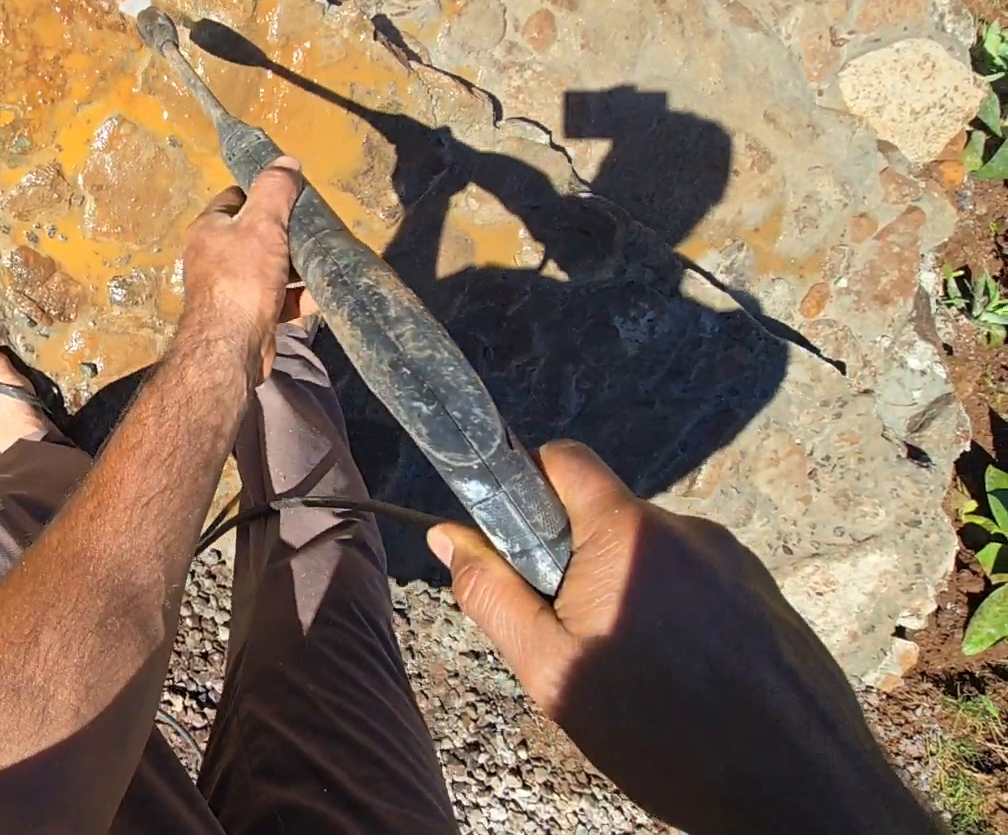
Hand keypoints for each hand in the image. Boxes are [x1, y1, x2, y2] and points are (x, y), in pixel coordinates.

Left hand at [179, 157, 304, 381]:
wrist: (232, 346)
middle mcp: (214, 257)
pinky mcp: (249, 314)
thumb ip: (275, 191)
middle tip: (318, 227)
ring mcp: (231, 287)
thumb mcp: (261, 225)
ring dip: (298, 265)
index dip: (264, 193)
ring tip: (328, 256)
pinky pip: (279, 298)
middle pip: (256, 233)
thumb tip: (287, 161)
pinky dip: (300, 296)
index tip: (295, 195)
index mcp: (209, 230)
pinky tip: (324, 292)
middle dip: (288, 231)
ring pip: (271, 267)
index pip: (236, 198)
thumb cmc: (242, 278)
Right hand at [429, 441, 931, 834]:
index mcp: (628, 533)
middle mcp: (688, 532)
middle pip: (600, 511)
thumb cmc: (663, 734)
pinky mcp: (772, 600)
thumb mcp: (548, 667)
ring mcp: (739, 565)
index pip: (562, 459)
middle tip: (567, 622)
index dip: (524, 483)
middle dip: (569, 551)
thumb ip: (489, 592)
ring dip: (620, 582)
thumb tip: (445, 536)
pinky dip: (668, 605)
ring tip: (628, 660)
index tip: (514, 540)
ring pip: (645, 549)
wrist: (813, 814)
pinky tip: (678, 672)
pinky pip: (692, 578)